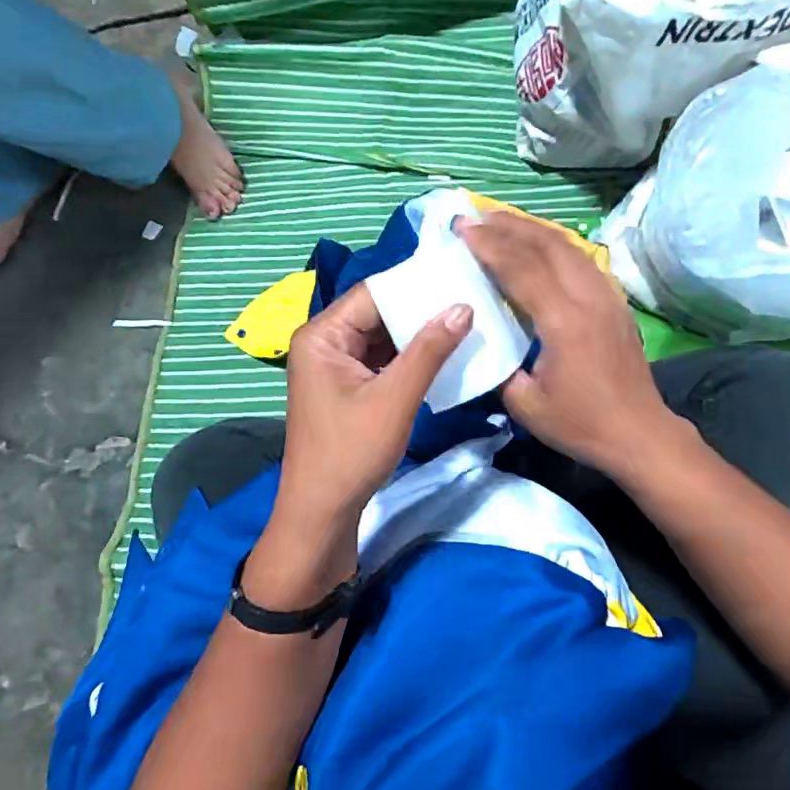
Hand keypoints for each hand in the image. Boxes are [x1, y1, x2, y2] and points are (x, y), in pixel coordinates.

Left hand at [278, 284, 472, 520]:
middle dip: (419, 311)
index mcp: (321, 336)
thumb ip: (429, 351)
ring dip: (416, 336)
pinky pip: (379, 358)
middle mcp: (322, 342)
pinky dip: (406, 358)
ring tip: (462, 323)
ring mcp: (332, 365)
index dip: (414, 286)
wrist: (322, 510)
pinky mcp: (344, 385)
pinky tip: (440, 354)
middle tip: (468, 300)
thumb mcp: (395, 398)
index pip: (372, 294)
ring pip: (380, 336)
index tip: (457, 279)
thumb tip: (463, 308)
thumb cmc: (352, 451)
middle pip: (376, 313)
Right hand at [457, 210, 681, 478]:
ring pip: (568, 246)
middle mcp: (588, 299)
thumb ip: (498, 367)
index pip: (522, 269)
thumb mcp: (525, 405)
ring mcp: (607, 297)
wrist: (639, 434)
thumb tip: (480, 341)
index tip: (463, 229)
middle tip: (475, 216)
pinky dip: (554, 244)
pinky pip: (582, 259)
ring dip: (532, 229)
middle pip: (547, 246)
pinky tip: (538, 244)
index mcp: (564, 322)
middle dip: (508, 226)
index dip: (490, 246)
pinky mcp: (615, 303)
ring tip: (501, 220)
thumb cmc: (581, 424)